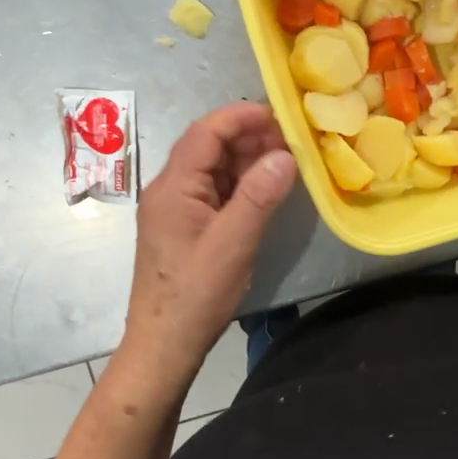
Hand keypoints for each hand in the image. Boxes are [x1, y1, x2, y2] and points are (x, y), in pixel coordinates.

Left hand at [118, 103, 296, 385]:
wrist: (165, 343)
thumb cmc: (196, 294)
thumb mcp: (233, 243)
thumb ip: (260, 195)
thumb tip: (285, 154)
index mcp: (173, 186)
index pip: (206, 132)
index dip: (242, 116)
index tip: (281, 115)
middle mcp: (169, 190)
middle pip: (208, 146)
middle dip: (249, 137)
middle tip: (293, 140)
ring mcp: (176, 209)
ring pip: (213, 169)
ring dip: (247, 160)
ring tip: (287, 161)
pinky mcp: (185, 227)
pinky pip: (214, 192)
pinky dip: (241, 184)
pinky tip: (267, 189)